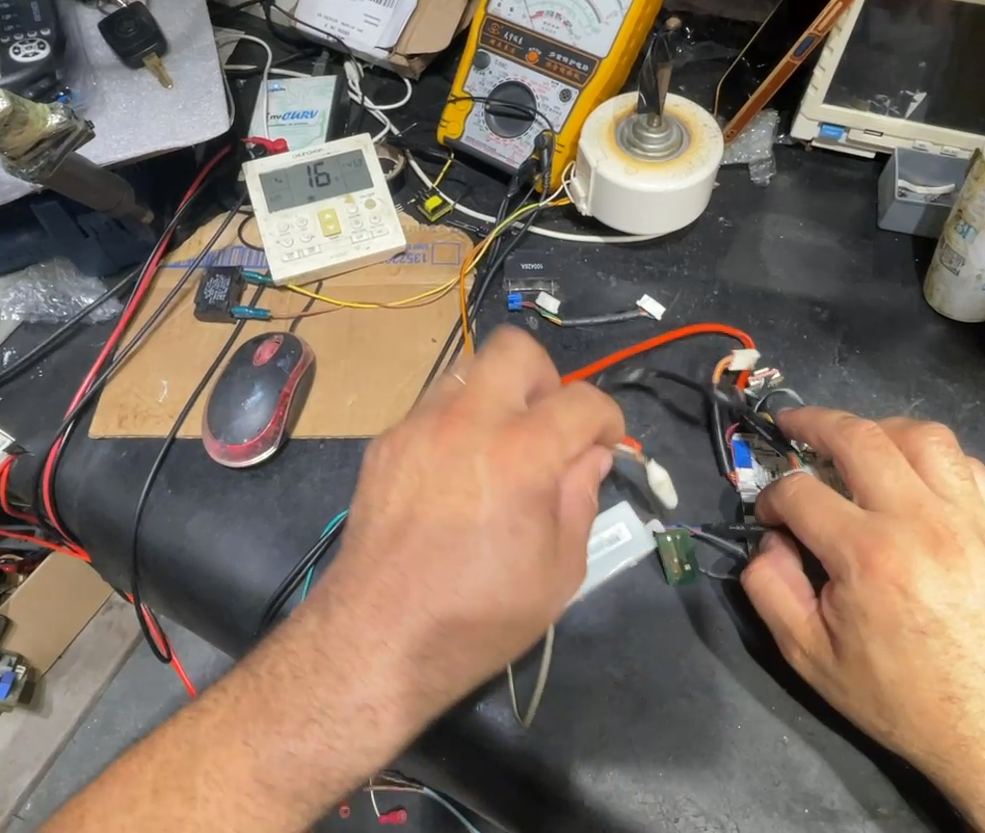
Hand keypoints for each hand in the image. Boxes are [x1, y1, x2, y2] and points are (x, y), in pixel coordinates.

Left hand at [312, 327, 623, 715]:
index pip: (581, 399)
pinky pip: (432, 407)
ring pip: (467, 369)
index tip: (603, 443)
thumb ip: (580, 498)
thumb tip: (589, 455)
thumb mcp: (558, 571)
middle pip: (514, 348)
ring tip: (500, 448)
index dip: (606, 417)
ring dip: (496, 395)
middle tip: (546, 427)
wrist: (377, 636)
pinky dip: (457, 423)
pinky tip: (455, 473)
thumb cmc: (478, 615)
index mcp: (520, 453)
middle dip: (545, 377)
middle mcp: (466, 421)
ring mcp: (418, 426)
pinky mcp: (386, 442)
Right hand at [740, 409, 984, 804]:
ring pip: (919, 435)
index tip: (770, 518)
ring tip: (854, 442)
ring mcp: (969, 519)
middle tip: (790, 426)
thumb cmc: (902, 698)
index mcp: (868, 557)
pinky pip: (963, 462)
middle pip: (857, 436)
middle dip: (811, 423)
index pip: (799, 492)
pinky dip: (926, 455)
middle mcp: (920, 522)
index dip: (771, 498)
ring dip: (875, 428)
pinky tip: (908, 474)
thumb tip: (771, 540)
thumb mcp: (809, 657)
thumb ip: (769, 588)